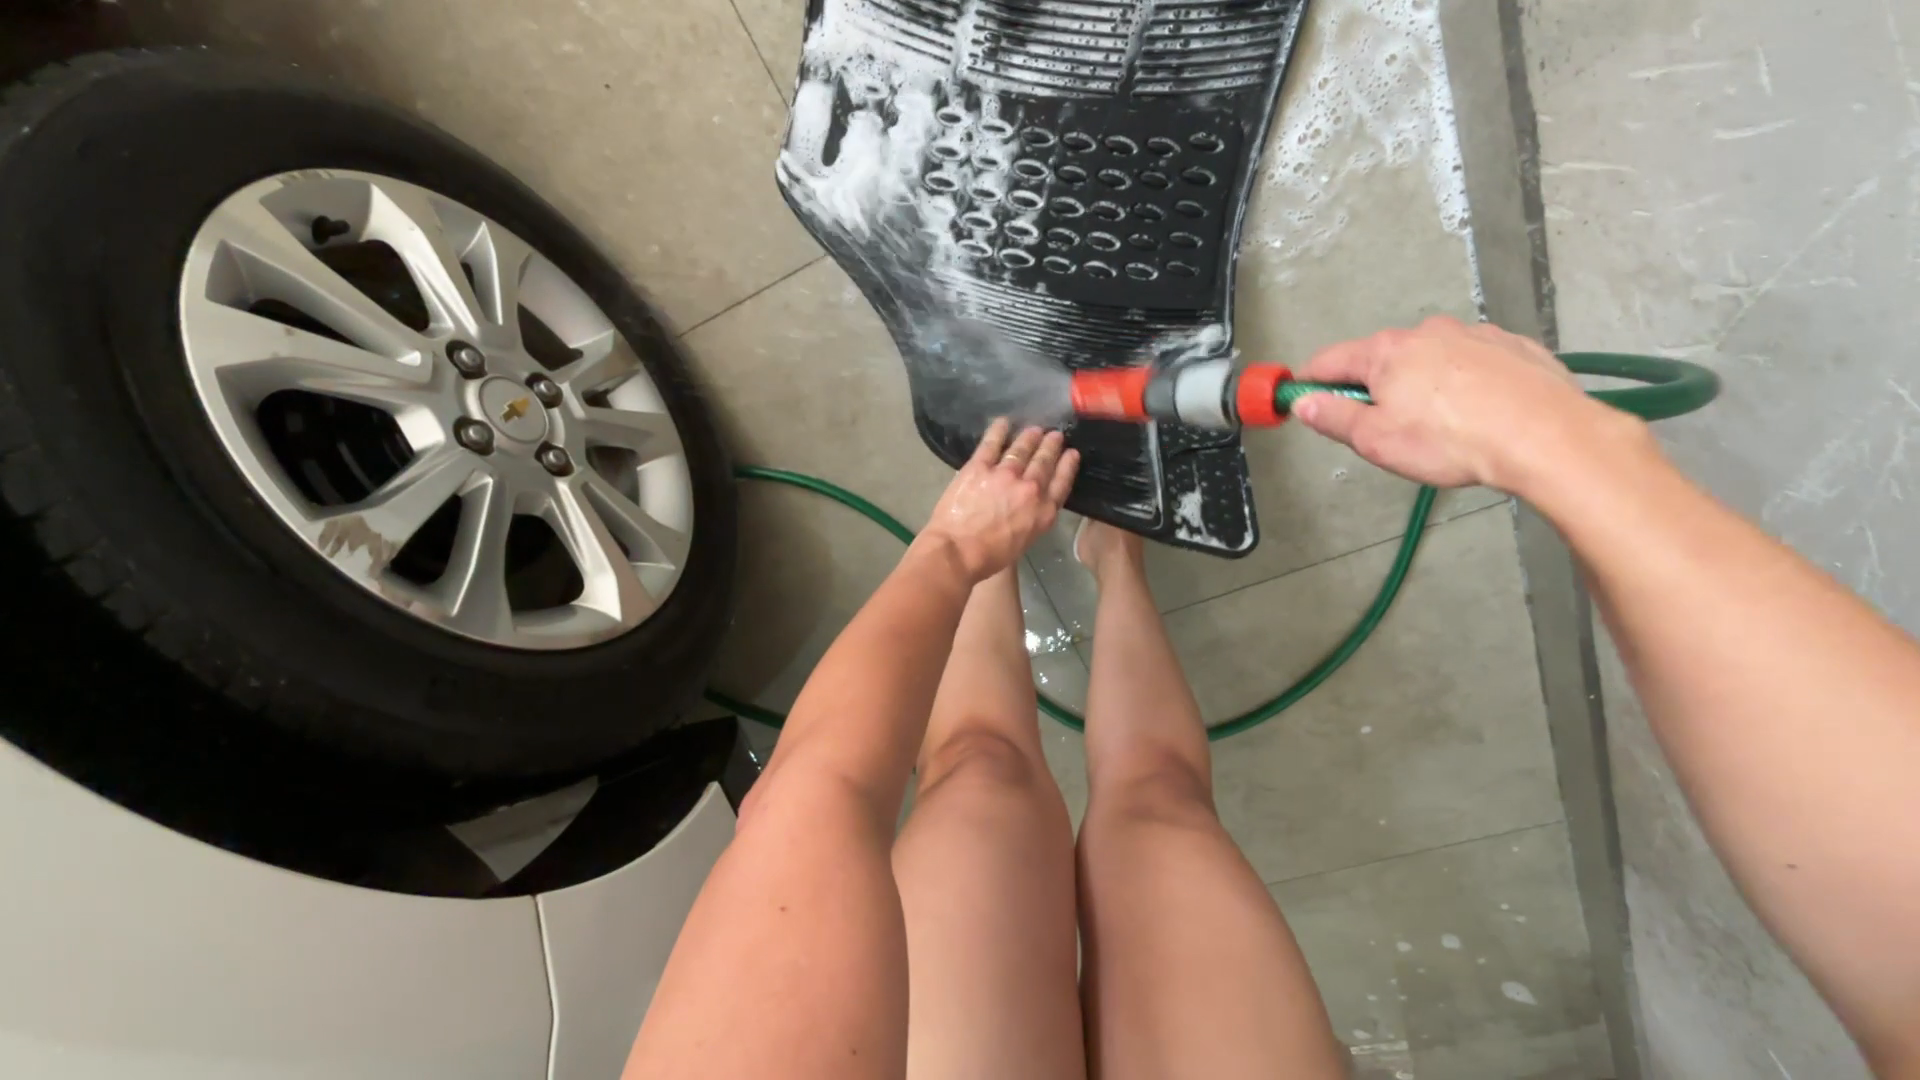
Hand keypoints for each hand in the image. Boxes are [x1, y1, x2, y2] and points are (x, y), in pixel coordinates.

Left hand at [918, 419, 1079, 581]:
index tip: (1071, 453)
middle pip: (1044, 462)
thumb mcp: (1025, 541)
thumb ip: (1033, 518)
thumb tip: (1030, 504)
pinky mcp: (979, 467)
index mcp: (1043, 512)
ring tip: (1034, 429)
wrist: (957, 553)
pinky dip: (999, 430)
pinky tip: (1004, 422)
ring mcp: (1005, 475)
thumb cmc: (989, 557)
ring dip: (1030, 437)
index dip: (1067, 466)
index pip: (1061, 483)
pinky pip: (992, 443)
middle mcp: (1030, 489)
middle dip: (1051, 446)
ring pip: (1021, 449)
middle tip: (1054, 435)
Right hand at [1291, 315, 1632, 491]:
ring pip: (1429, 360)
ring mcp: (1474, 335)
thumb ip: (1333, 417)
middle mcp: (1427, 332)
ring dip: (1420, 385)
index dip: (1310, 383)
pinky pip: (1471, 364)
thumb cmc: (1451, 441)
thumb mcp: (1375, 440)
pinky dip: (1462, 384)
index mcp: (1386, 352)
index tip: (1304, 401)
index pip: (1329, 360)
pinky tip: (1475, 414)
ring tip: (1438, 426)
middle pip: (1381, 360)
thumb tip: (1303, 402)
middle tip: (1382, 429)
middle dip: (1372, 388)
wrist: (1546, 437)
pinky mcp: (1513, 347)